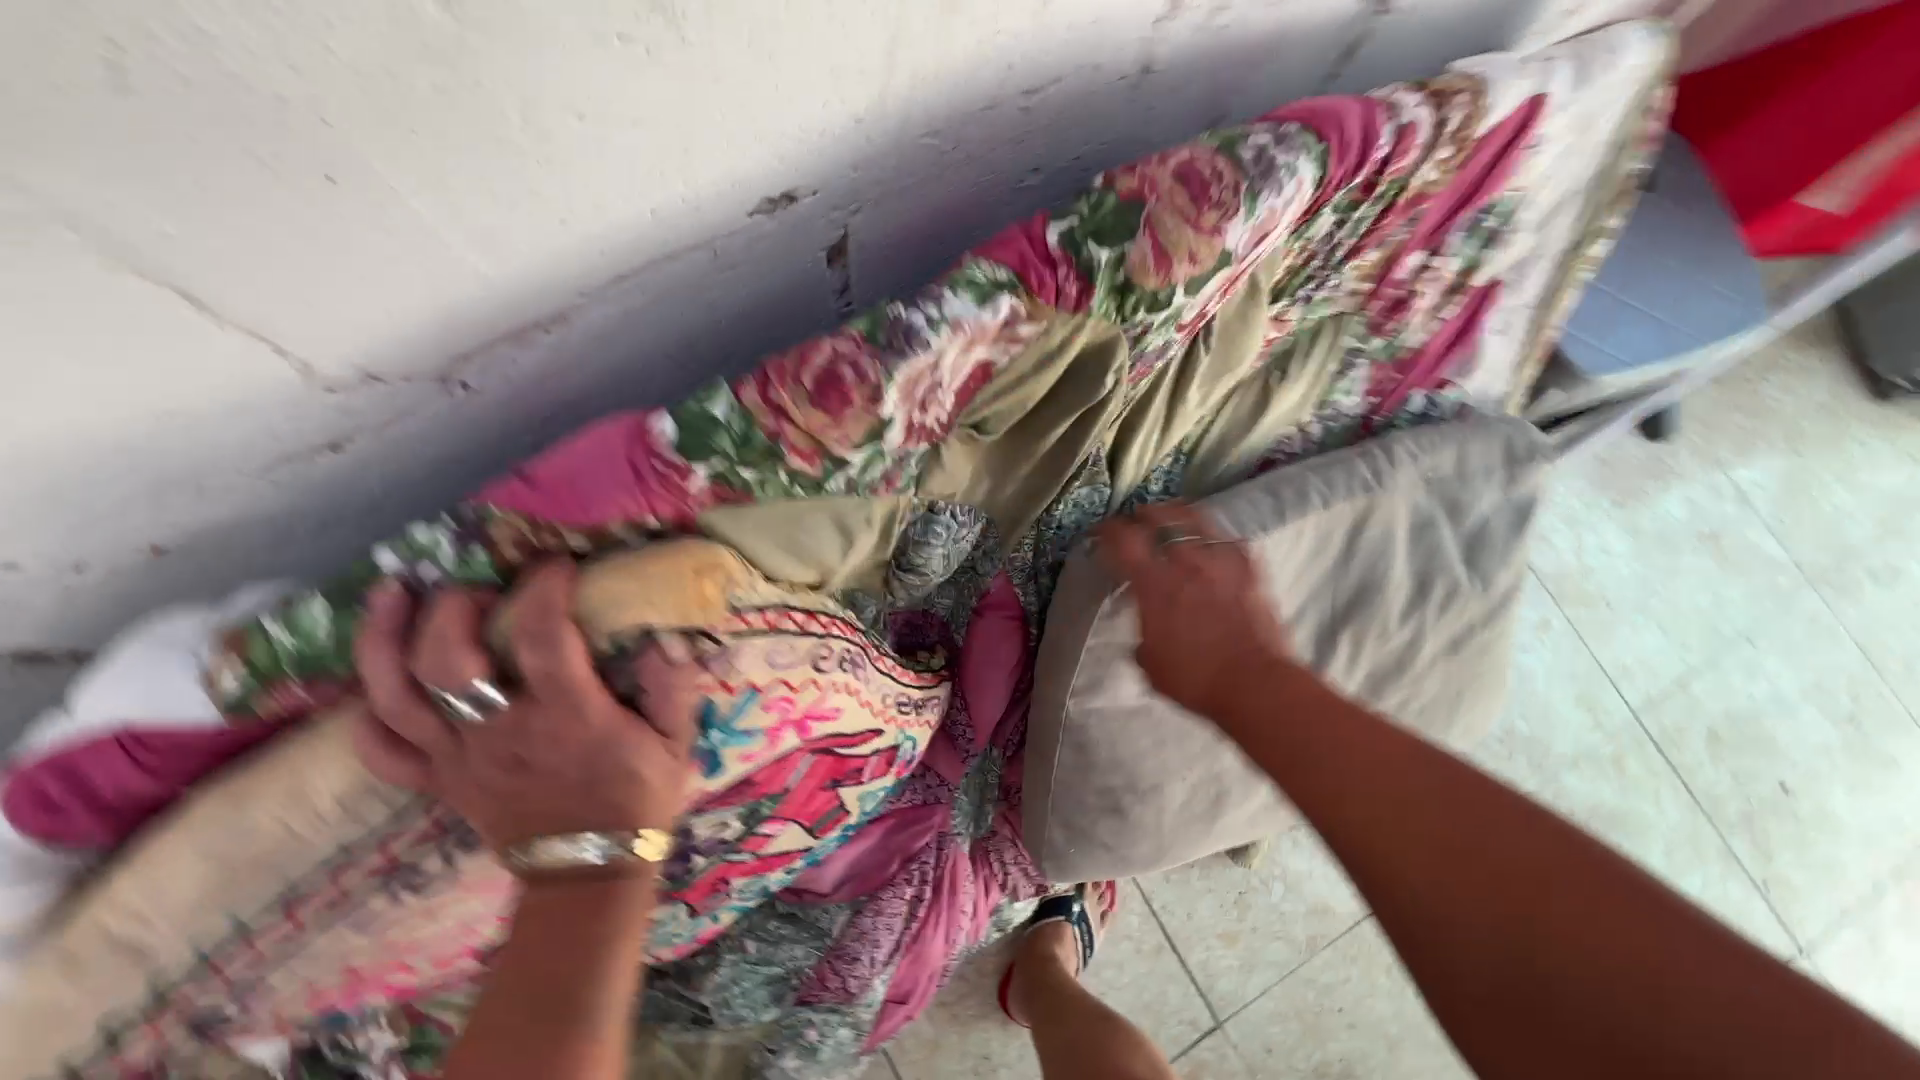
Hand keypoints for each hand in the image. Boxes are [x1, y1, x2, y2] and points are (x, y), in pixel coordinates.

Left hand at [349, 558, 702, 853]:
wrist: (591, 872)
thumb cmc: (637, 799)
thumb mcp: (677, 742)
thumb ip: (675, 686)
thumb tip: (663, 636)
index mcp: (566, 715)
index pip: (543, 635)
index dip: (544, 589)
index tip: (557, 567)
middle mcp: (502, 730)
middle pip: (447, 658)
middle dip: (452, 607)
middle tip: (477, 588)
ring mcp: (460, 758)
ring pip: (396, 697)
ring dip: (383, 640)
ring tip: (389, 594)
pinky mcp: (438, 782)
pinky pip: (382, 753)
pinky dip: (365, 715)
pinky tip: (374, 681)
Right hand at [1093, 502, 1295, 719]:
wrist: (1255, 684)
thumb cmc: (1196, 680)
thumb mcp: (1151, 664)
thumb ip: (1142, 639)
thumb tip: (1143, 636)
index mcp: (1153, 584)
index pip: (1123, 541)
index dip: (1108, 530)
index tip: (1101, 530)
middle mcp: (1185, 563)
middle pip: (1159, 519)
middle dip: (1143, 514)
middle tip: (1136, 518)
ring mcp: (1221, 562)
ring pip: (1196, 520)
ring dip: (1178, 514)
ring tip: (1173, 515)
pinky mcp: (1251, 569)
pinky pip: (1230, 539)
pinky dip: (1215, 537)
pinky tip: (1214, 543)